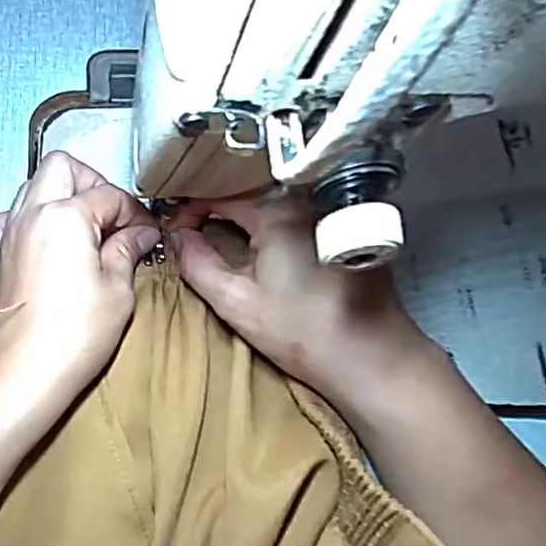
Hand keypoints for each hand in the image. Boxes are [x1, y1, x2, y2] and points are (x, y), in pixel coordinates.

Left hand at [0, 152, 159, 422]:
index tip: (146, 232)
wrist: (27, 372)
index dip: (134, 211)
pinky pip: (6, 221)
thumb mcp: (118, 290)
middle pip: (61, 168)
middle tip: (112, 216)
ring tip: (82, 228)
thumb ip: (127, 250)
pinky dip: (25, 220)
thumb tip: (140, 233)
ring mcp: (7, 236)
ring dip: (58, 196)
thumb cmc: (76, 335)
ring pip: (30, 188)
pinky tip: (42, 241)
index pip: (108, 195)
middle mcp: (30, 216)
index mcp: (65, 216)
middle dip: (91, 182)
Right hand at [172, 192, 433, 405]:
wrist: (368, 354)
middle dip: (213, 208)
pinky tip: (258, 248)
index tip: (176, 231)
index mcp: (278, 213)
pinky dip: (269, 223)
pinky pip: (294, 212)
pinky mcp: (344, 228)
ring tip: (219, 239)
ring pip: (271, 200)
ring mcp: (330, 211)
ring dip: (241, 215)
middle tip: (192, 234)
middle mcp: (307, 201)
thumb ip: (197, 264)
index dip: (190, 208)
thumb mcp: (234, 302)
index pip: (220, 192)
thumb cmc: (304, 333)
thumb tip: (176, 237)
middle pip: (247, 191)